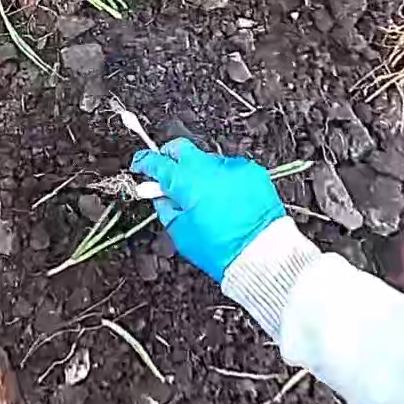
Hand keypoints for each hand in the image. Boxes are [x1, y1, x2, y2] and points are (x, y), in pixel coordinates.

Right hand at [131, 138, 283, 281]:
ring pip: (206, 160)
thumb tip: (158, 194)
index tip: (140, 164)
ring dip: (199, 173)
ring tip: (204, 199)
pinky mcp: (251, 171)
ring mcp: (232, 166)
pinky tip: (226, 200)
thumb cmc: (222, 250)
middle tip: (167, 174)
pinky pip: (229, 169)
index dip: (144, 162)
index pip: (157, 162)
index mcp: (187, 182)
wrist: (263, 256)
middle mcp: (209, 167)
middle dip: (169, 157)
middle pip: (180, 148)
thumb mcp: (181, 233)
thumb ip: (165, 207)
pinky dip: (223, 180)